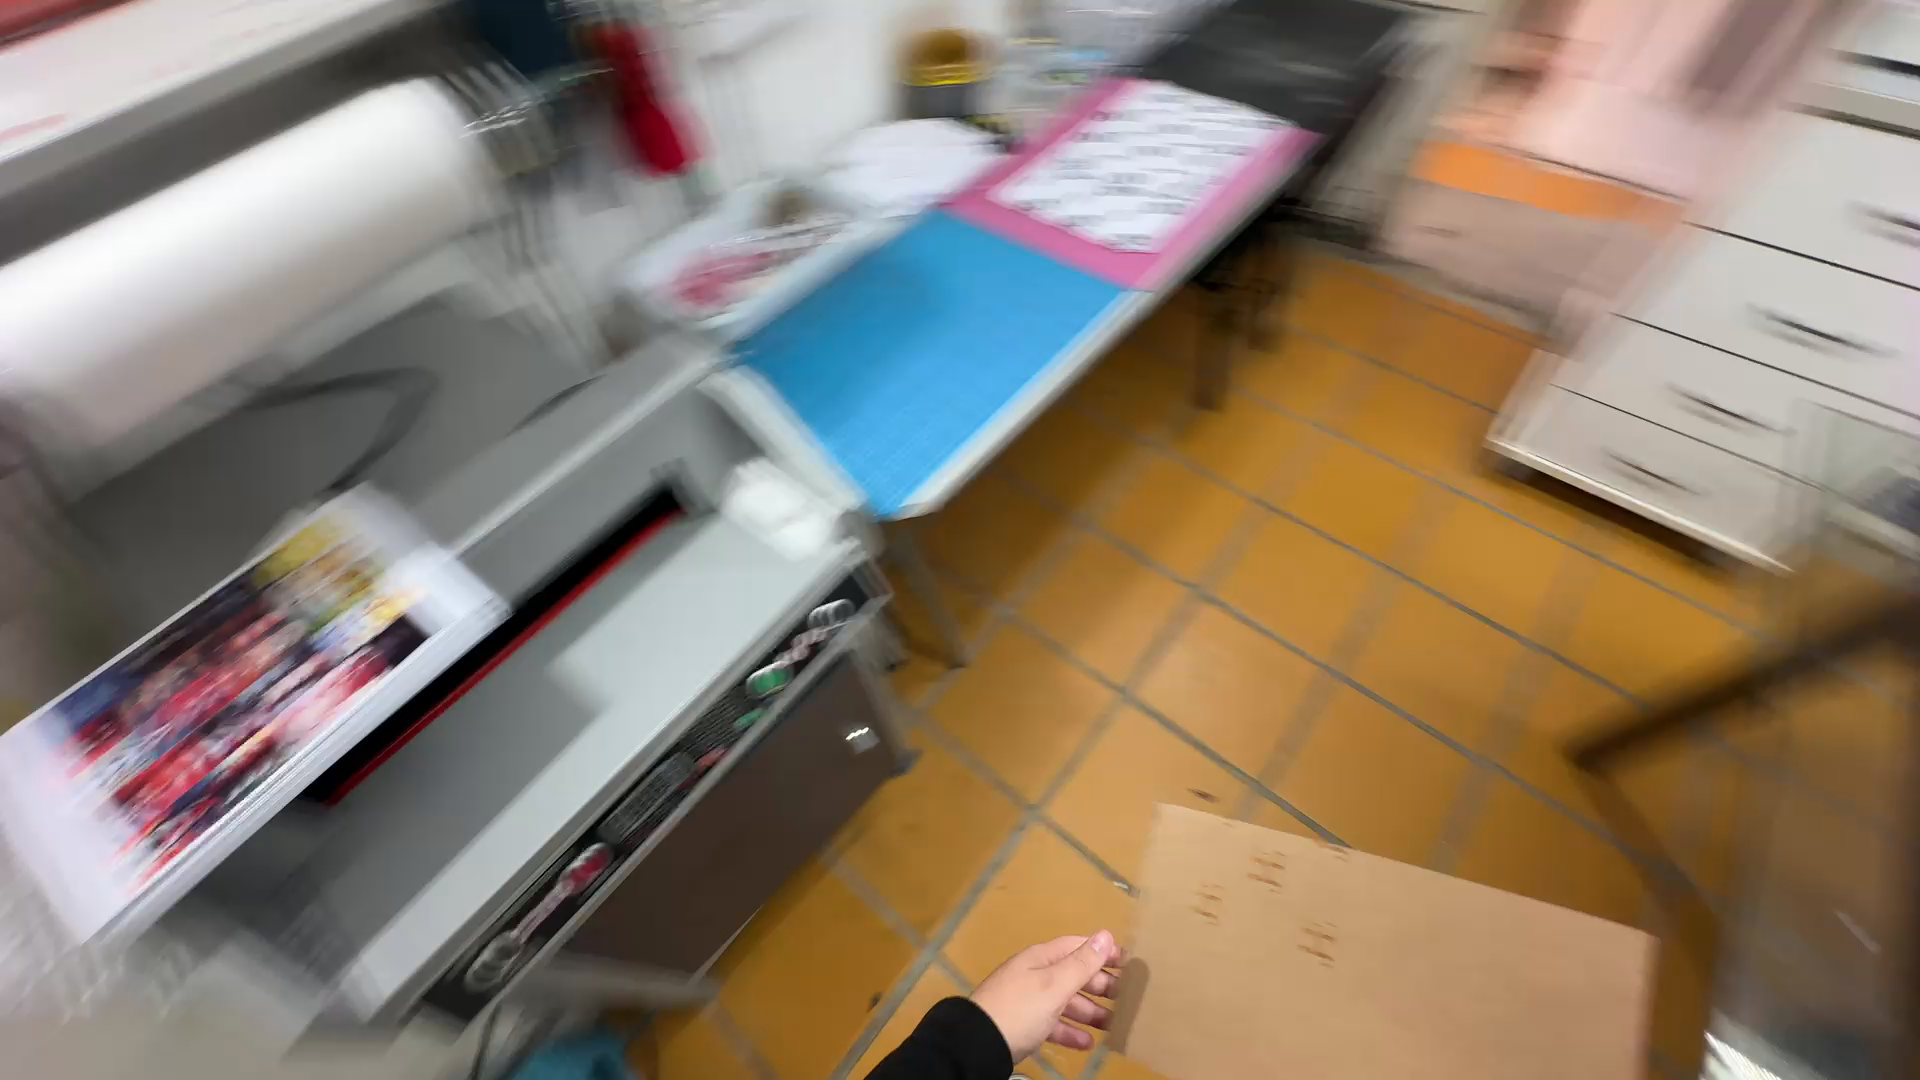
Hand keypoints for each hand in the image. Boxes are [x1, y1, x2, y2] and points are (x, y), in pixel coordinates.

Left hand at [969, 930, 1125, 1062]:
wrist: (979, 1041)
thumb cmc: (1020, 1007)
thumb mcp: (1053, 984)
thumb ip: (1080, 963)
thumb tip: (1105, 934)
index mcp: (1042, 958)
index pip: (1077, 947)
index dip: (1101, 952)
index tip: (1128, 962)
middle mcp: (1036, 973)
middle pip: (1073, 973)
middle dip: (1099, 984)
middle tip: (1126, 997)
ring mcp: (1029, 999)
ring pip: (1065, 1000)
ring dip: (1089, 1010)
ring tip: (1113, 1024)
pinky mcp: (1025, 1024)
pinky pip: (1053, 1023)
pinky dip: (1070, 1030)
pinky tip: (1087, 1043)